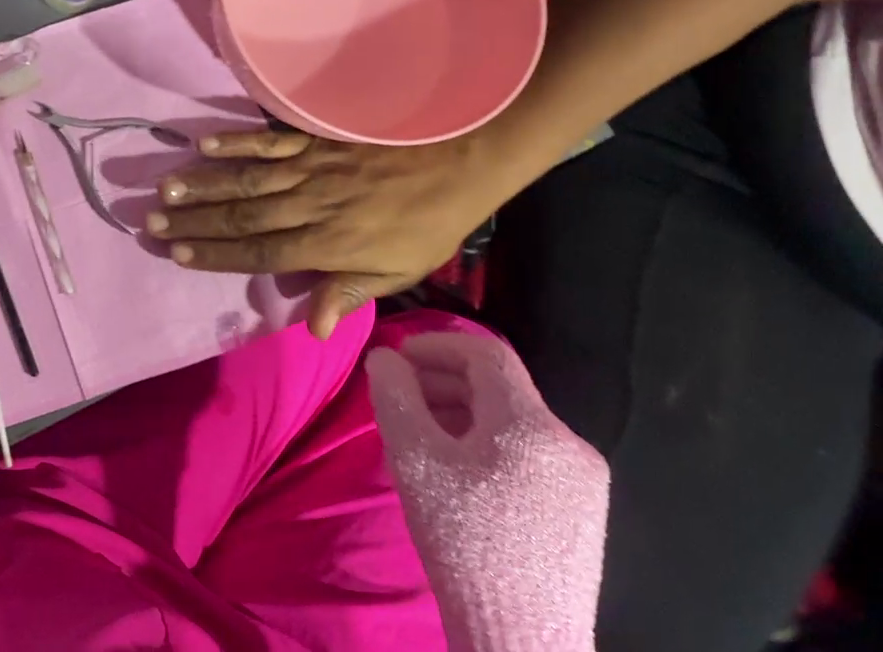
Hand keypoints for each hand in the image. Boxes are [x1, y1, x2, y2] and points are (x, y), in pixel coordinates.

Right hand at [146, 129, 514, 338]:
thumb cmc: (430, 220)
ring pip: (246, 181)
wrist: (465, 157)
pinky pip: (269, 142)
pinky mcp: (316, 139)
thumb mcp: (401, 271)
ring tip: (164, 190)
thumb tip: (310, 328)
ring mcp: (310, 169)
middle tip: (151, 223)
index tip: (177, 255)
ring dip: (202, 185)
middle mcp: (309, 206)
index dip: (216, 254)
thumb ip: (349, 293)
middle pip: (241, 217)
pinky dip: (236, 143)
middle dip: (193, 222)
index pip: (259, 252)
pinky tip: (204, 144)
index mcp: (328, 244)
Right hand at [365, 333, 607, 651]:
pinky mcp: (581, 511)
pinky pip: (527, 454)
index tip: (396, 356)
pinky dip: (484, 443)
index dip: (437, 345)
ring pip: (512, 422)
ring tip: (418, 434)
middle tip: (397, 395)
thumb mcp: (414, 459)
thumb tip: (385, 357)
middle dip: (442, 380)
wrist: (522, 635)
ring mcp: (583, 480)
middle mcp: (569, 442)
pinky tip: (455, 473)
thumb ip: (396, 396)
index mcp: (532, 424)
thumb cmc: (462, 538)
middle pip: (500, 388)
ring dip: (460, 412)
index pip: (487, 354)